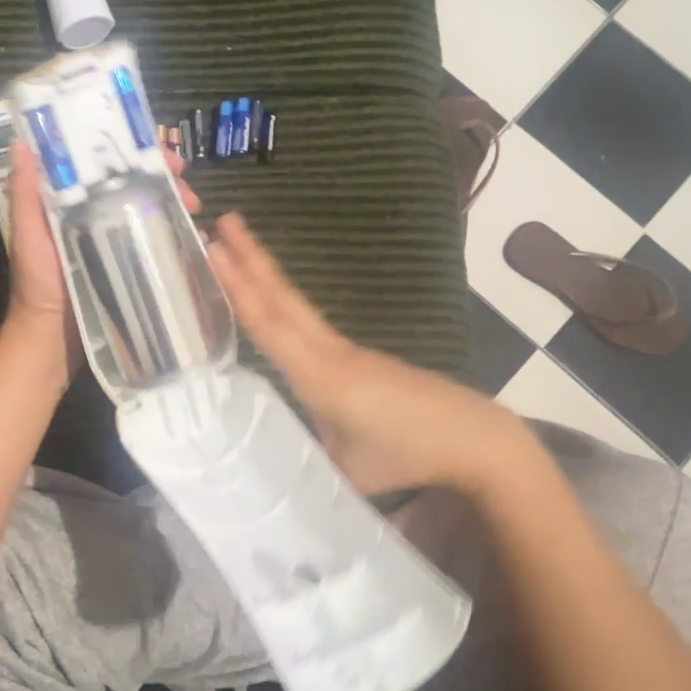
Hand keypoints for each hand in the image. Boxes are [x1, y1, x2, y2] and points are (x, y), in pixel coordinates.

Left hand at [5, 141, 201, 352]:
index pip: (102, 164)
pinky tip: (194, 230)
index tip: (157, 149)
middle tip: (184, 180)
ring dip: (175, 199)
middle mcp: (94, 213)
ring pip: (150, 206)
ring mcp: (115, 238)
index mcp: (69, 201)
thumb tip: (20, 142)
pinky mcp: (130, 262)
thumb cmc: (36, 284)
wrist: (52, 337)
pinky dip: (176, 229)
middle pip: (134, 181)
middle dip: (163, 174)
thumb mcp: (26, 234)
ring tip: (193, 205)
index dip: (130, 150)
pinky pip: (155, 238)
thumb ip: (25, 193)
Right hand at [205, 213, 537, 498]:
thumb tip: (267, 448)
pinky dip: (280, 300)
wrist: (475, 438)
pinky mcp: (356, 356)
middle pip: (282, 298)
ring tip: (238, 242)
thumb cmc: (410, 455)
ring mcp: (344, 350)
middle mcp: (329, 353)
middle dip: (251, 258)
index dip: (239, 290)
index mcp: (321, 377)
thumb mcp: (347, 471)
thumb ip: (303, 452)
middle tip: (223, 219)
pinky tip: (269, 298)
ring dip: (264, 273)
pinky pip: (306, 322)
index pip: (269, 326)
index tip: (215, 252)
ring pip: (294, 305)